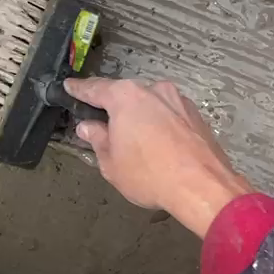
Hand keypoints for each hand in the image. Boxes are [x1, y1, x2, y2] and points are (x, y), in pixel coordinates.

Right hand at [64, 77, 252, 237]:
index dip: (80, 90)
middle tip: (102, 127)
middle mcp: (154, 91)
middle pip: (126, 96)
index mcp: (126, 97)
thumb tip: (90, 128)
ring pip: (150, 106)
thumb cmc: (152, 175)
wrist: (202, 186)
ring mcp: (178, 101)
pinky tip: (158, 148)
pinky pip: (169, 116)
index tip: (70, 87)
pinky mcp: (196, 116)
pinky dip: (160, 127)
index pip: (95, 89)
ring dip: (140, 120)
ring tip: (134, 145)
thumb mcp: (111, 163)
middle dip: (114, 110)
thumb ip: (98, 140)